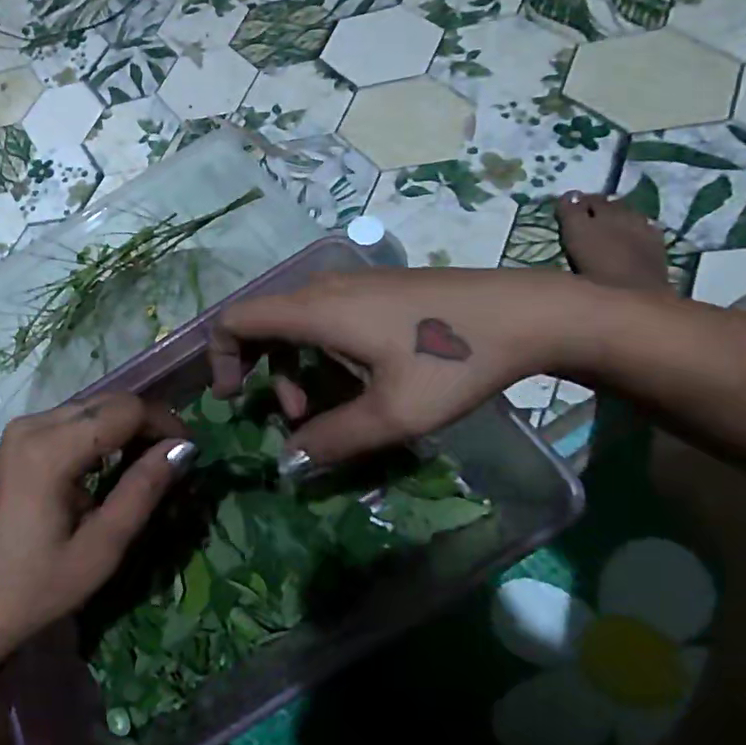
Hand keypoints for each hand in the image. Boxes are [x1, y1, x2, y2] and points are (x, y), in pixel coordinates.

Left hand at [0, 393, 192, 684]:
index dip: (163, 421)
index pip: (124, 409)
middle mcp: (31, 425)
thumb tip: (183, 448)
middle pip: (108, 400)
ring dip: (125, 424)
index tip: (188, 450)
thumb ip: (143, 491)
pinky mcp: (17, 438)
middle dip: (146, 421)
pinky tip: (114, 460)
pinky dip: (101, 430)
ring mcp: (20, 429)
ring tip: (148, 460)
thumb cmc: (38, 586)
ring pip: (91, 405)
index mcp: (49, 451)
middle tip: (172, 456)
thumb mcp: (101, 548)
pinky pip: (71, 417)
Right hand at [208, 267, 594, 466]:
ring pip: (296, 322)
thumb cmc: (453, 358)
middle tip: (297, 414)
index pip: (236, 319)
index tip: (231, 397)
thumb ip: (333, 439)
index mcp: (315, 310)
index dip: (219, 357)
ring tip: (333, 404)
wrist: (526, 312)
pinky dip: (320, 351)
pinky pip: (324, 316)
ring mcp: (351, 283)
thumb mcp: (394, 414)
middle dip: (264, 372)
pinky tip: (361, 378)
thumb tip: (289, 462)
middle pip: (263, 322)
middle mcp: (323, 288)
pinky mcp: (376, 288)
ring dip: (296, 366)